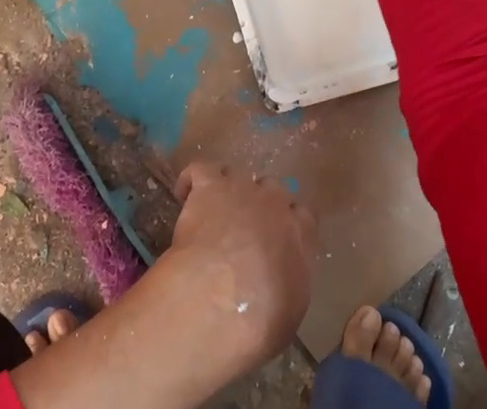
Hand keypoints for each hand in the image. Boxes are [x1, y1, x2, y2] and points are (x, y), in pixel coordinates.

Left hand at [169, 162, 317, 351]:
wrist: (224, 297)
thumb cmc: (262, 317)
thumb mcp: (292, 308)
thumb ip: (291, 282)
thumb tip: (278, 281)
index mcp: (300, 235)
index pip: (303, 216)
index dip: (287, 221)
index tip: (274, 235)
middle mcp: (275, 204)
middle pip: (271, 189)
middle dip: (258, 202)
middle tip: (241, 223)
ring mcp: (241, 190)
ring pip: (236, 175)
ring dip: (227, 189)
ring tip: (212, 209)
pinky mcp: (209, 186)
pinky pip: (200, 169)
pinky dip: (191, 180)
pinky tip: (183, 194)